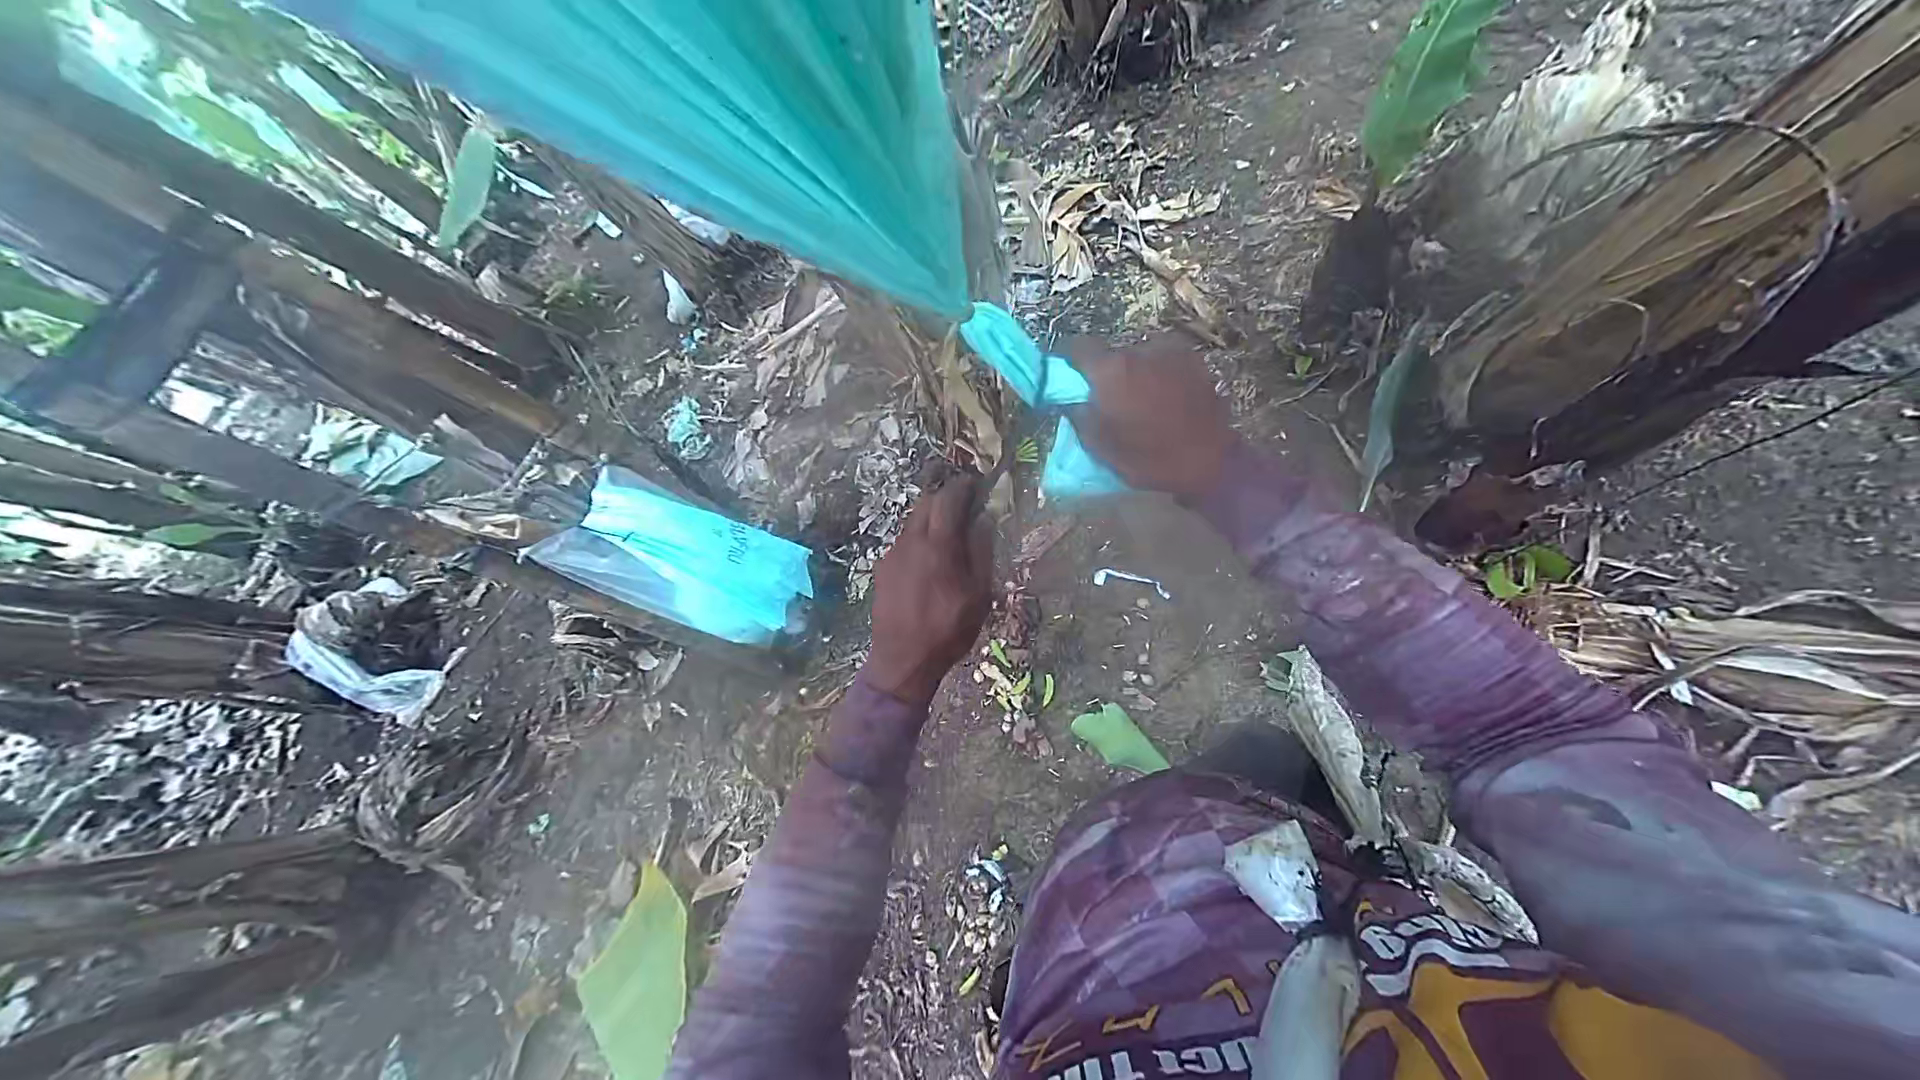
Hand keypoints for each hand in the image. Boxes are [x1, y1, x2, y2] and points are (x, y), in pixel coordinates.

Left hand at [864, 477, 993, 703]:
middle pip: (926, 503)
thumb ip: (981, 552)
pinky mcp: (882, 568)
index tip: (976, 485)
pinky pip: (904, 541)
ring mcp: (892, 554)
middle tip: (965, 505)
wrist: (902, 660)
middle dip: (946, 497)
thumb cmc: (948, 630)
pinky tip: (930, 559)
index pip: (948, 498)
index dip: (963, 486)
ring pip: (912, 521)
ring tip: (950, 534)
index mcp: (937, 544)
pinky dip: (920, 538)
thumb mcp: (979, 594)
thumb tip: (983, 520)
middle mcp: (910, 541)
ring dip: (932, 518)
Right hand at [1065, 334, 1235, 501]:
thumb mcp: (1099, 446)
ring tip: (1141, 403)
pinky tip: (1165, 401)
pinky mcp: (1194, 361)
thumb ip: (1077, 414)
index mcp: (1111, 370)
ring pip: (1139, 357)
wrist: (1209, 461)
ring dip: (1134, 374)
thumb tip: (1067, 397)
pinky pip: (1164, 362)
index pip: (1077, 346)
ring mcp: (1170, 353)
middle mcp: (1139, 351)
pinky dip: (1157, 375)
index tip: (1066, 376)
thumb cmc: (1147, 458)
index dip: (1068, 360)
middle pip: (1111, 354)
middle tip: (1108, 401)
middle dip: (1105, 373)